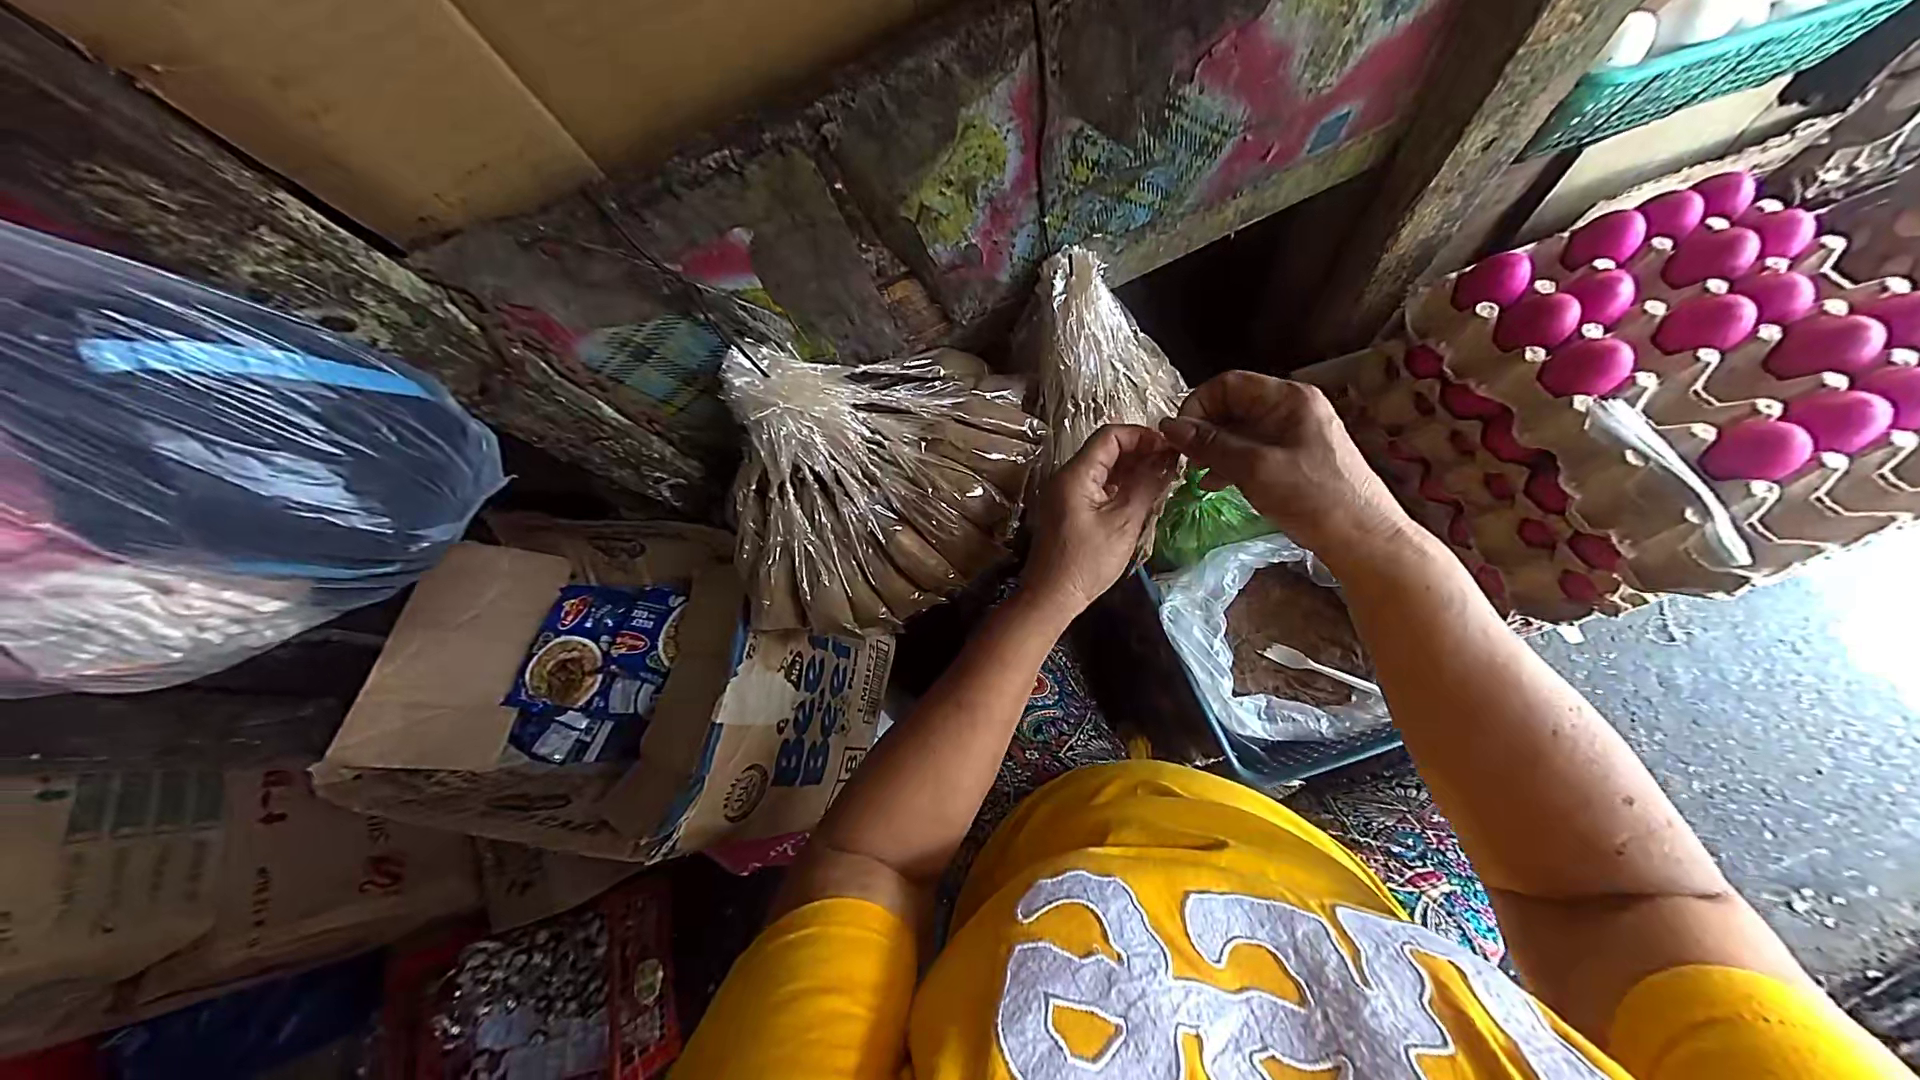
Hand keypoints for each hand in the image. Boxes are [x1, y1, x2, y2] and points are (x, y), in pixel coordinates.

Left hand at [1021, 424, 1178, 613]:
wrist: (1051, 596)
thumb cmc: (1087, 562)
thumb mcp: (1124, 523)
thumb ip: (1146, 485)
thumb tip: (1167, 460)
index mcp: (1075, 474)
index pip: (1110, 435)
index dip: (1142, 436)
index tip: (1169, 448)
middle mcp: (1066, 477)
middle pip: (1106, 449)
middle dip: (1140, 452)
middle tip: (1172, 464)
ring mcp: (1065, 493)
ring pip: (1103, 468)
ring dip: (1132, 469)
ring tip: (1163, 479)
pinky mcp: (1068, 508)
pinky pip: (1097, 486)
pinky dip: (1120, 486)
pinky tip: (1143, 495)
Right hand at [1159, 372, 1414, 566]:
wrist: (1363, 537)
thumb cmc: (1312, 497)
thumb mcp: (1254, 468)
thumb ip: (1210, 444)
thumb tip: (1169, 427)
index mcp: (1288, 399)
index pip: (1228, 384)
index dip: (1198, 406)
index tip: (1180, 438)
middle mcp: (1291, 409)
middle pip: (1232, 406)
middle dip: (1203, 431)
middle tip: (1185, 461)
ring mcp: (1294, 434)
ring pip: (1239, 431)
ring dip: (1213, 450)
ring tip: (1197, 476)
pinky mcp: (1293, 459)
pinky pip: (1251, 451)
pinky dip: (1230, 464)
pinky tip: (1216, 484)